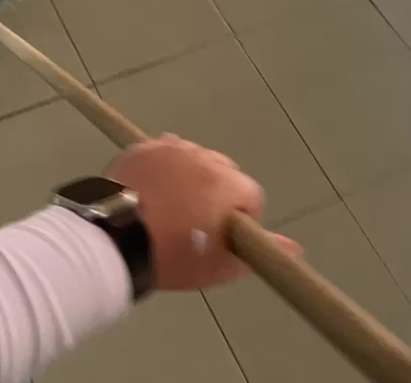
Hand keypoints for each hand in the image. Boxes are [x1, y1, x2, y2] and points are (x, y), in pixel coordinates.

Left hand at [103, 135, 299, 290]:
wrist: (116, 237)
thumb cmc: (173, 254)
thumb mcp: (222, 264)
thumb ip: (261, 251)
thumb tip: (295, 247)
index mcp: (225, 182)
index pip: (251, 193)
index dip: (242, 215)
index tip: (224, 233)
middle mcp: (199, 157)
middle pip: (223, 169)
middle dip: (218, 190)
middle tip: (198, 218)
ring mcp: (167, 148)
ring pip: (193, 156)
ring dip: (191, 174)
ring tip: (174, 202)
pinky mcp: (140, 147)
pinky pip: (163, 150)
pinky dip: (165, 165)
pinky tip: (155, 186)